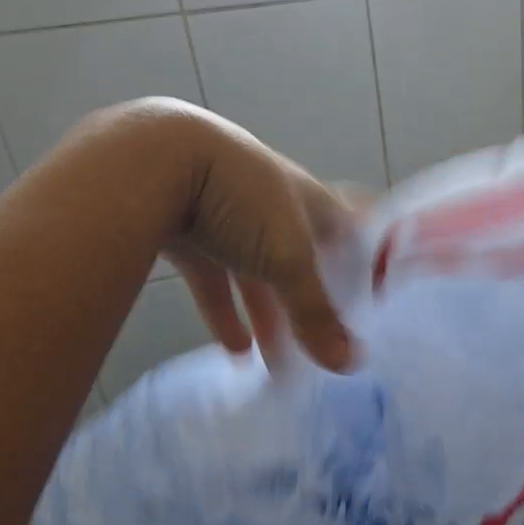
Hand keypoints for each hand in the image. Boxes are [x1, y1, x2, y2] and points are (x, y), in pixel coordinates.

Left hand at [88, 97, 356, 371]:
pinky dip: (225, 312)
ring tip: (278, 364)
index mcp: (307, 196)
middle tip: (320, 348)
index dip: (362, 264)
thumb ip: (315, 313)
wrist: (150, 160)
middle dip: (309, 306)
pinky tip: (235, 350)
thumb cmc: (241, 200)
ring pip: (256, 274)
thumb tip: (350, 363)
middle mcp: (272, 201)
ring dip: (268, 316)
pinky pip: (213, 279)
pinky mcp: (185, 230)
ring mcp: (226, 214)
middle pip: (300, 262)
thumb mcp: (287, 260)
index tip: (373, 302)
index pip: (347, 231)